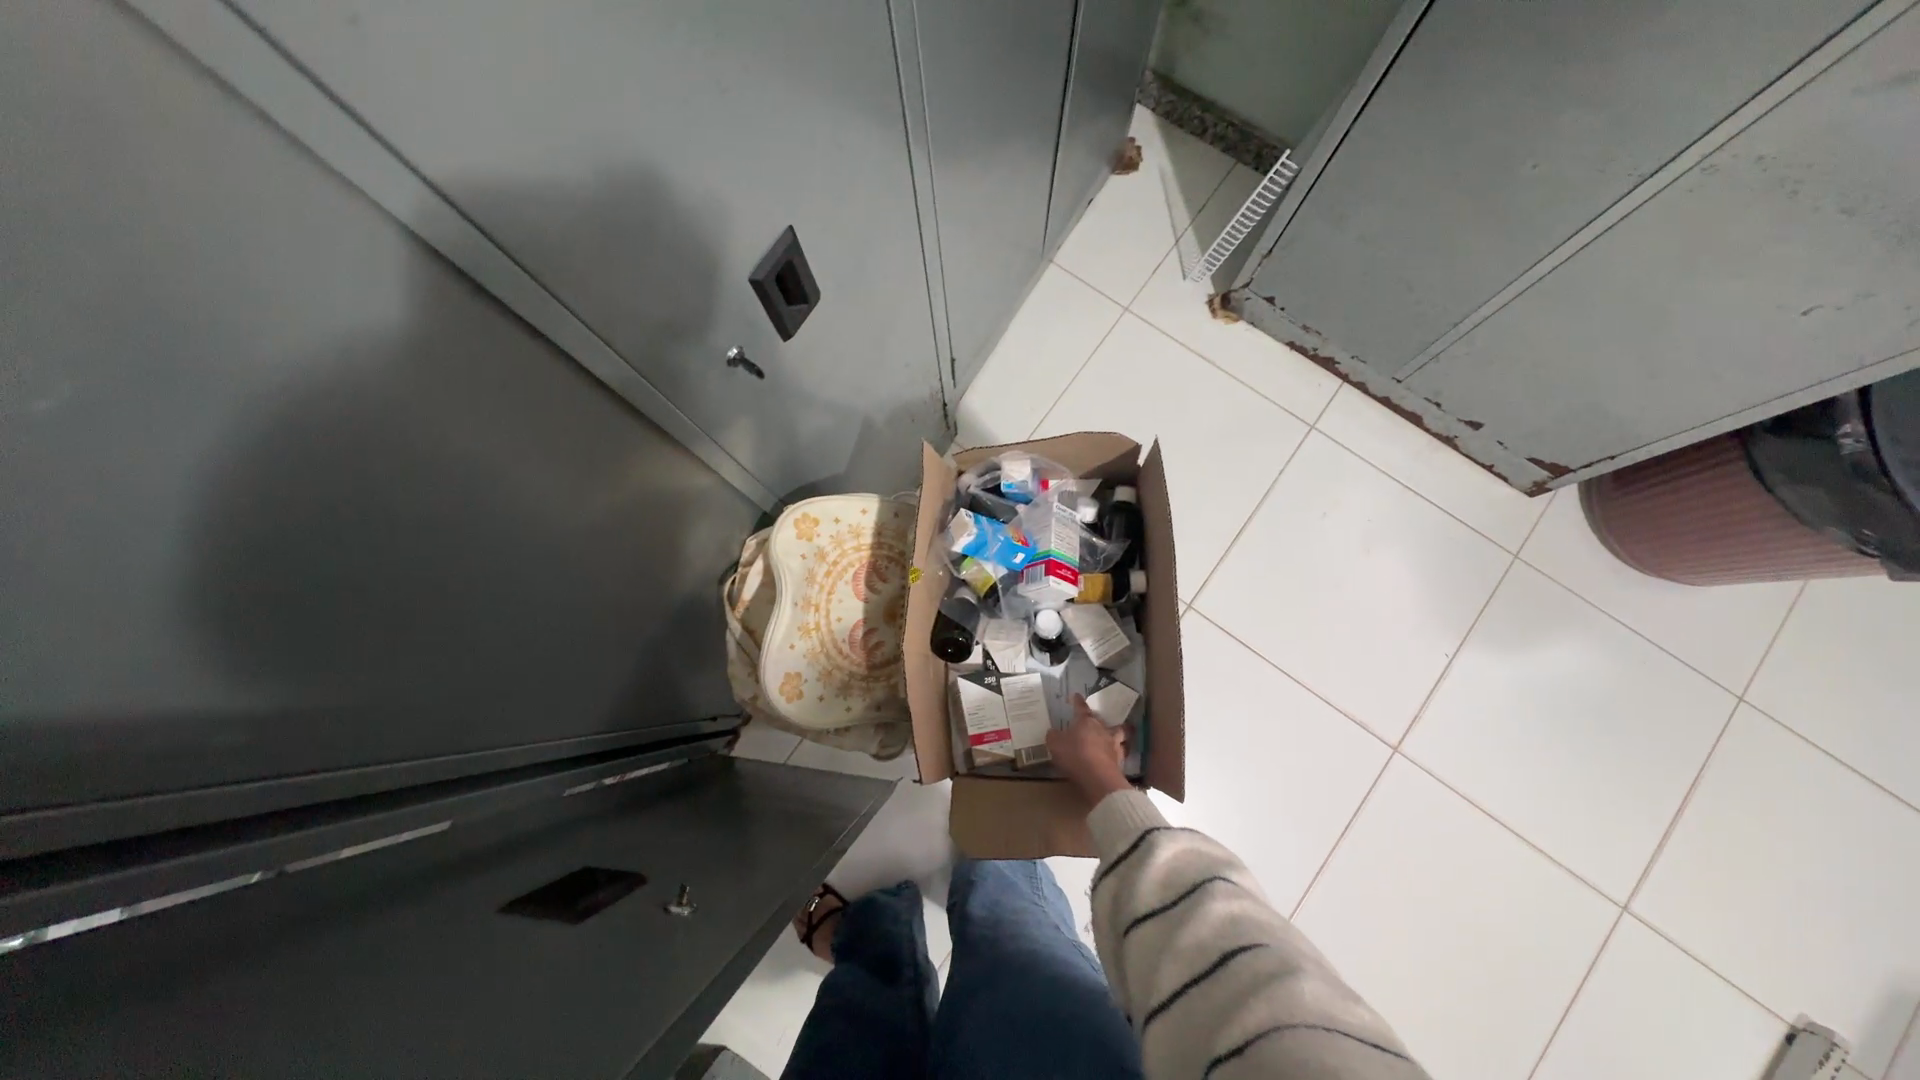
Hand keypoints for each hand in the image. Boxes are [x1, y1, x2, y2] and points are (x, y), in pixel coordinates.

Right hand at [1047, 696, 1131, 807]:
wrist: (1097, 777)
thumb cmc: (1074, 755)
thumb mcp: (1055, 744)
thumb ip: (1053, 736)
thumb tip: (1053, 732)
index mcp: (1086, 721)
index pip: (1081, 707)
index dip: (1077, 701)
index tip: (1076, 695)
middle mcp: (1102, 728)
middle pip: (1101, 719)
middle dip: (1097, 719)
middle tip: (1093, 720)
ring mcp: (1113, 743)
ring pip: (1119, 732)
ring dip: (1117, 732)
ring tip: (1113, 734)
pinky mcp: (1119, 759)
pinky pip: (1120, 751)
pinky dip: (1118, 751)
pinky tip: (1113, 755)